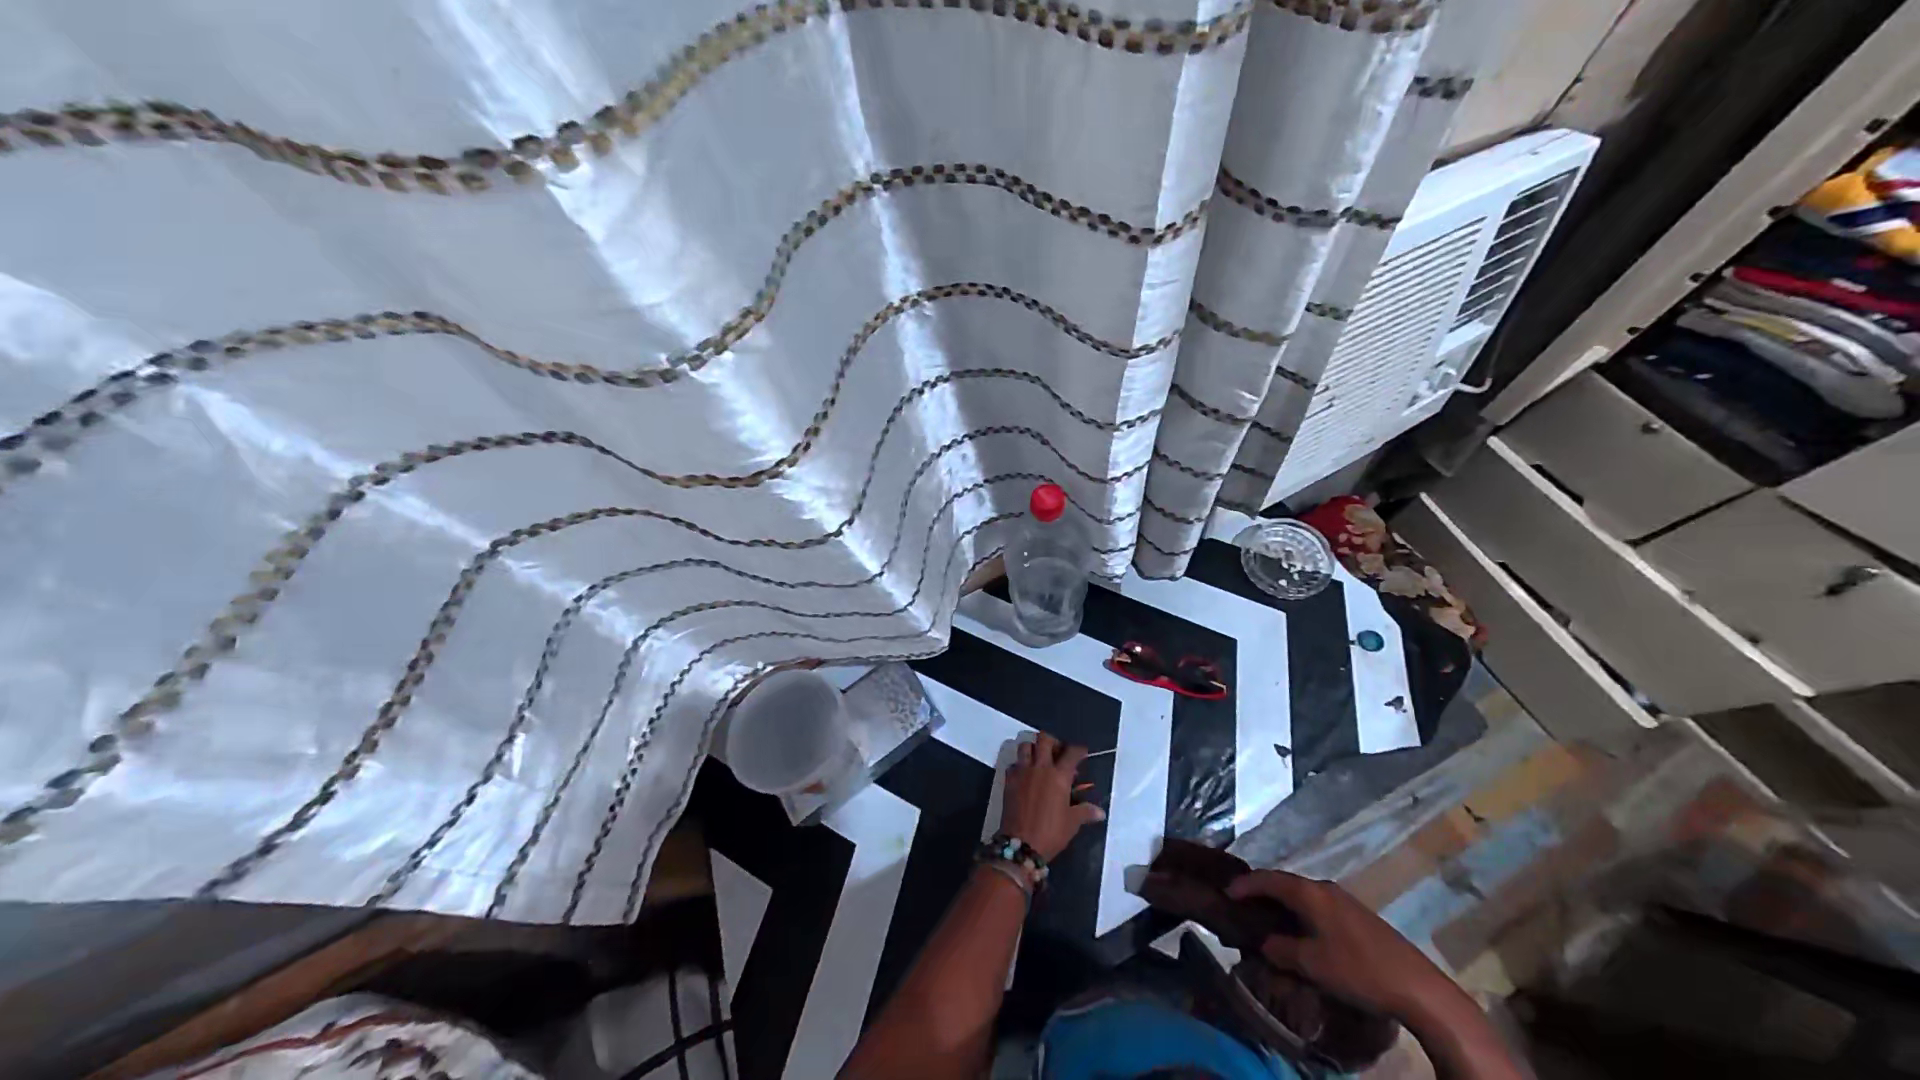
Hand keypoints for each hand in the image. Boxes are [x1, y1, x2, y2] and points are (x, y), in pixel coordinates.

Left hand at [999, 733, 1103, 860]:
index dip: (1079, 750)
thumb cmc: (1051, 832)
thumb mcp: (1072, 823)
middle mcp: (1040, 767)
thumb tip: (1100, 812)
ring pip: (1025, 746)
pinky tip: (1026, 775)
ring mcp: (1022, 772)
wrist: (1021, 843)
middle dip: (1053, 742)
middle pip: (1044, 739)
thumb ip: (1085, 812)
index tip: (1082, 753)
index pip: (1071, 753)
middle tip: (1058, 754)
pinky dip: (1020, 765)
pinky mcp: (1009, 780)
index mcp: (1059, 776)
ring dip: (1034, 749)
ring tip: (1040, 760)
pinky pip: (1014, 764)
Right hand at [1226, 870, 1459, 1023]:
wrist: (1418, 989)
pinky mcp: (1359, 917)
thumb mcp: (1311, 964)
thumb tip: (1264, 942)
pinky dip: (1301, 913)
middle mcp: (1326, 889)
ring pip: (1303, 895)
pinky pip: (1318, 906)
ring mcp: (1346, 901)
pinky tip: (1300, 931)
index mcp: (1310, 893)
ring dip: (1283, 904)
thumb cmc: (1358, 971)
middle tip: (1243, 905)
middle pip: (1285, 883)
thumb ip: (1280, 949)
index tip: (1226, 893)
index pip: (1268, 879)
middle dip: (1262, 892)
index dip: (1244, 885)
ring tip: (1268, 919)